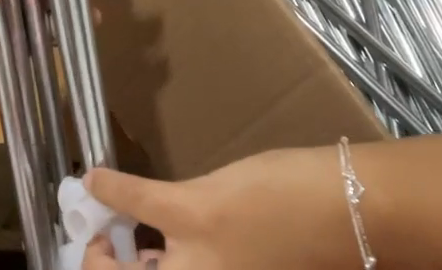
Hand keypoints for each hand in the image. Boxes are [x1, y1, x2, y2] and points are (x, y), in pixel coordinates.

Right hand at [80, 146, 357, 268]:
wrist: (347, 214)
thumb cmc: (317, 247)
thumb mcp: (261, 265)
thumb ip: (219, 265)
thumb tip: (183, 255)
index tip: (120, 265)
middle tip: (98, 255)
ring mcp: (194, 257)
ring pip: (128, 262)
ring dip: (104, 249)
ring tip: (102, 234)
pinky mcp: (193, 210)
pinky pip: (138, 199)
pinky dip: (113, 189)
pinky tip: (94, 179)